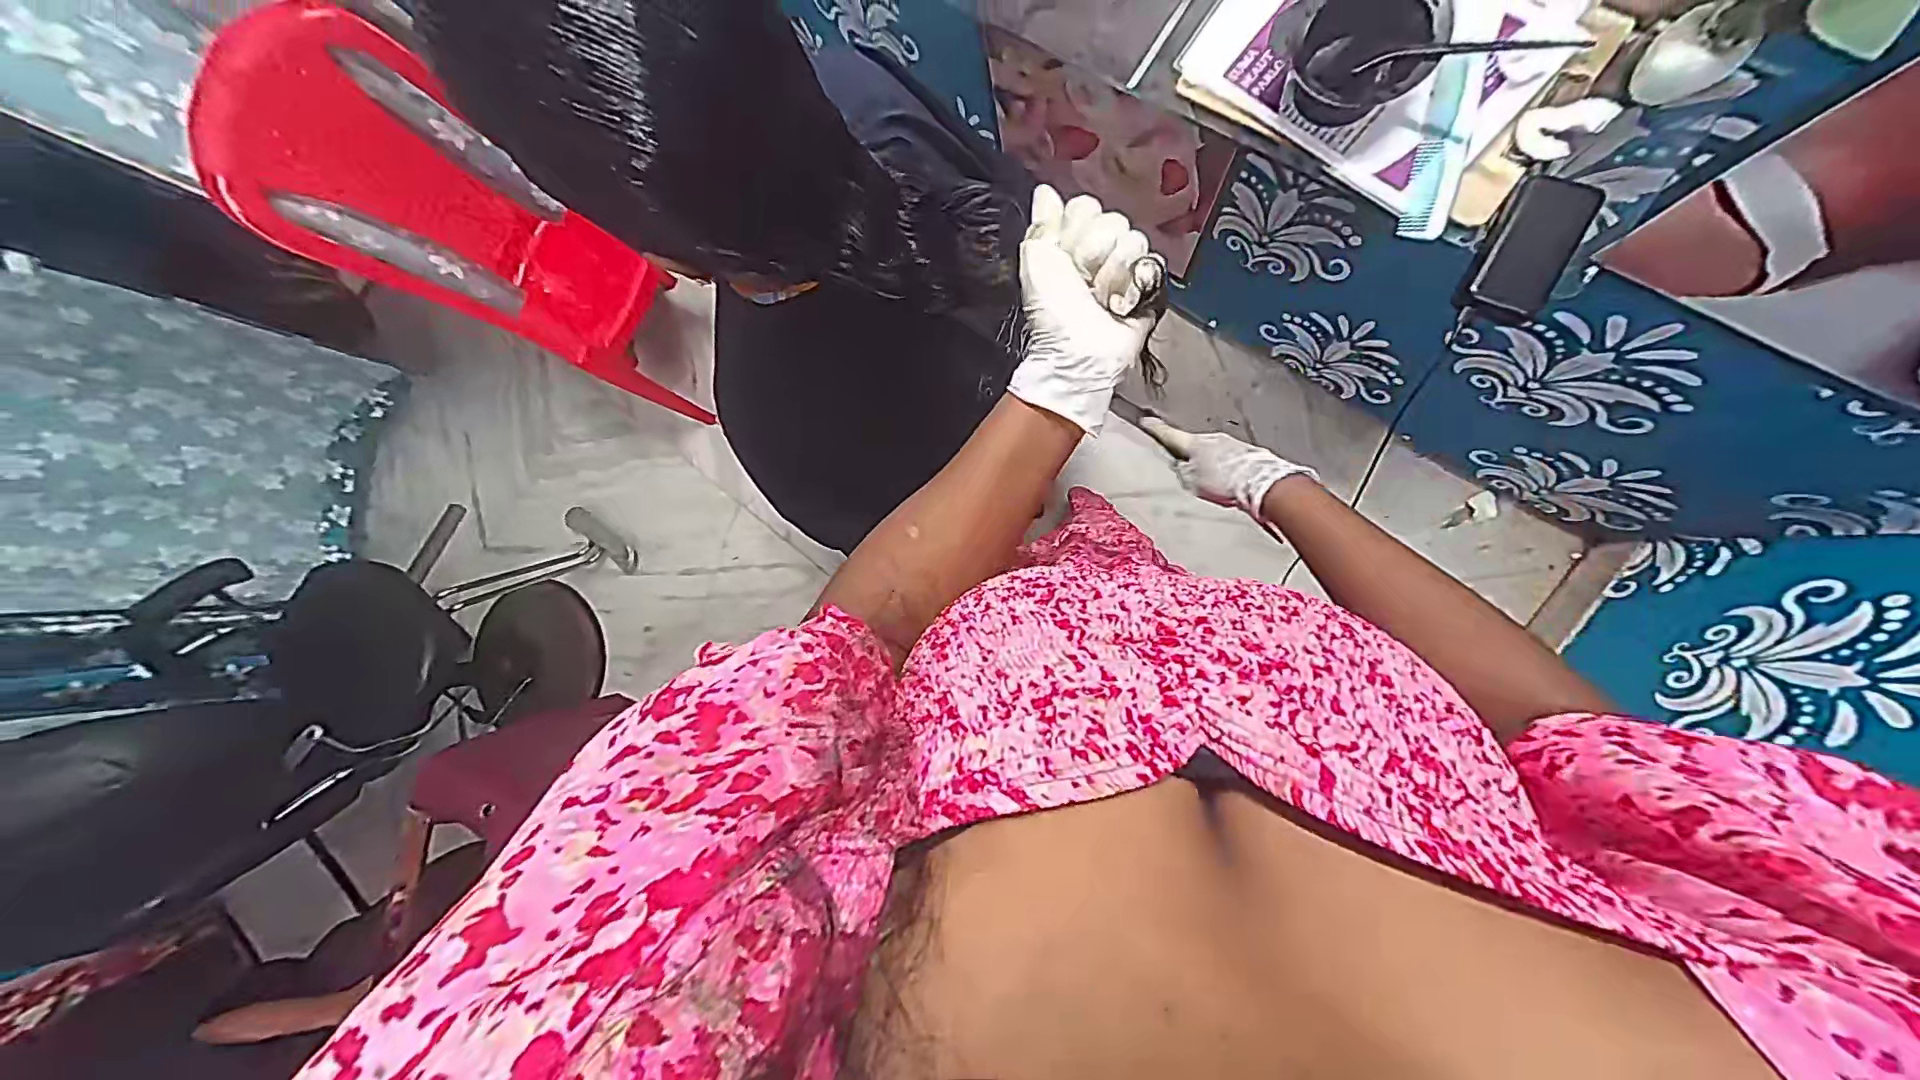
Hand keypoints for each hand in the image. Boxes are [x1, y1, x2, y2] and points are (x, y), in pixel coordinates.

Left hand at [1008, 185, 1161, 434]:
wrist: (1076, 350)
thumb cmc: (1053, 314)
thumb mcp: (1035, 263)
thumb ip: (1043, 224)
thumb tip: (1045, 191)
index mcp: (1074, 241)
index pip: (1086, 206)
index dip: (1076, 230)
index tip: (1066, 257)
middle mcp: (1102, 251)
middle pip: (1113, 220)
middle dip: (1093, 252)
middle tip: (1083, 281)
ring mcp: (1127, 268)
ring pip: (1134, 240)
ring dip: (1112, 273)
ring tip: (1100, 297)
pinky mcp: (1149, 287)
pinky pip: (1152, 264)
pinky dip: (1133, 285)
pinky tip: (1118, 305)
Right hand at [1165, 427, 1319, 517]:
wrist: (1265, 484)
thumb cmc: (1226, 483)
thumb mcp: (1191, 482)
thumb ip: (1181, 471)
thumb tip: (1178, 465)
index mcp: (1195, 443)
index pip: (1169, 435)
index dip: (1156, 430)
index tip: (1146, 422)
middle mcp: (1214, 438)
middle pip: (1193, 442)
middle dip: (1186, 450)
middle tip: (1179, 461)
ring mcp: (1233, 444)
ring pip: (1213, 450)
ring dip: (1208, 461)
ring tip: (1207, 478)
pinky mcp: (1249, 454)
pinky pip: (1229, 459)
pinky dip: (1225, 466)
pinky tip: (1227, 479)